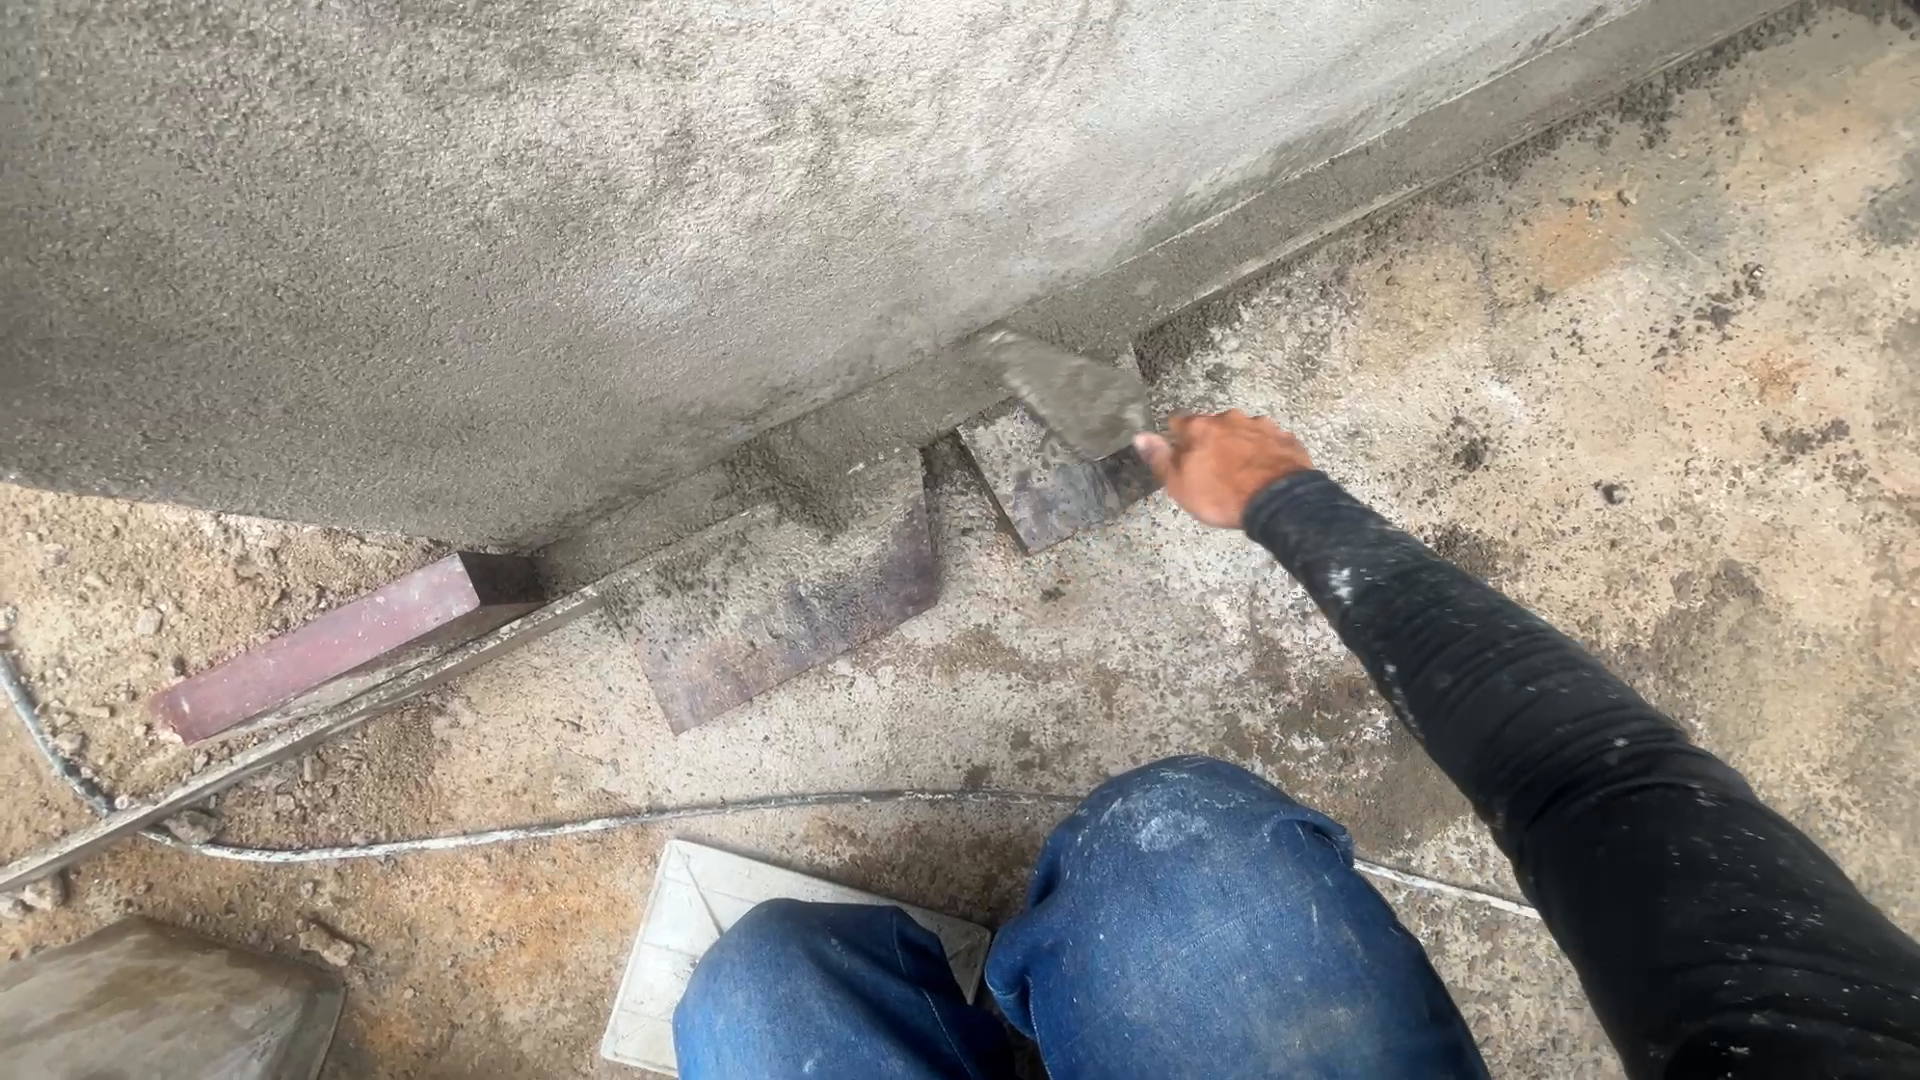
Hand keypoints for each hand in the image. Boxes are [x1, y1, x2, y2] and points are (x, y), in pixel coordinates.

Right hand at [1133, 410, 1312, 528]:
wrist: (1276, 502)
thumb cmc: (1222, 495)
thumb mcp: (1179, 483)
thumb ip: (1160, 457)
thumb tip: (1140, 436)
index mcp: (1199, 428)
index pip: (1178, 421)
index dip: (1176, 437)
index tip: (1179, 453)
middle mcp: (1230, 419)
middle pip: (1213, 425)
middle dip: (1211, 440)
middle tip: (1212, 467)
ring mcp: (1261, 426)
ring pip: (1242, 431)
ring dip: (1238, 444)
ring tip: (1241, 471)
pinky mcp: (1285, 439)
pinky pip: (1268, 442)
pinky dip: (1263, 452)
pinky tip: (1263, 471)